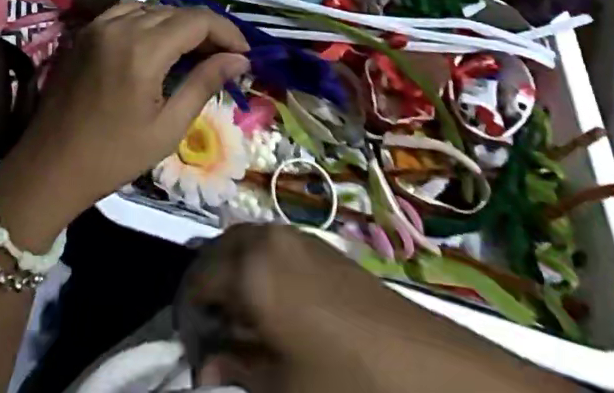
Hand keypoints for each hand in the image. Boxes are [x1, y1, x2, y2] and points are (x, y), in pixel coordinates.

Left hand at [0, 3, 248, 248]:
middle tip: (226, 57)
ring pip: (152, 9)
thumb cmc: (113, 156)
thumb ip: (203, 83)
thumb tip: (239, 58)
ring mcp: (98, 26)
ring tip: (196, 51)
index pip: (197, 21)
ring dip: (178, 24)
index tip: (245, 53)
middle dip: (206, 29)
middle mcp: (120, 26)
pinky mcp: (85, 32)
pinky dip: (149, 22)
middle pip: (176, 11)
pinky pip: (126, 13)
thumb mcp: (167, 126)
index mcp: (143, 49)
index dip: (226, 32)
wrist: (50, 166)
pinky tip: (158, 44)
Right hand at [181, 226, 579, 392]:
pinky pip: (272, 244)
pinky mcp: (322, 243)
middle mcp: (268, 238)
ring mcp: (297, 235)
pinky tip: (274, 307)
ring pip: (245, 243)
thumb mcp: (280, 386)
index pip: (197, 282)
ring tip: (242, 321)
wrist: (424, 365)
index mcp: (250, 269)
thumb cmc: (344, 381)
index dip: (189, 319)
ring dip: (233, 273)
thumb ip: (235, 368)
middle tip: (214, 333)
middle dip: (208, 288)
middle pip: (217, 252)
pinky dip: (259, 266)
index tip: (195, 353)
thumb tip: (206, 366)